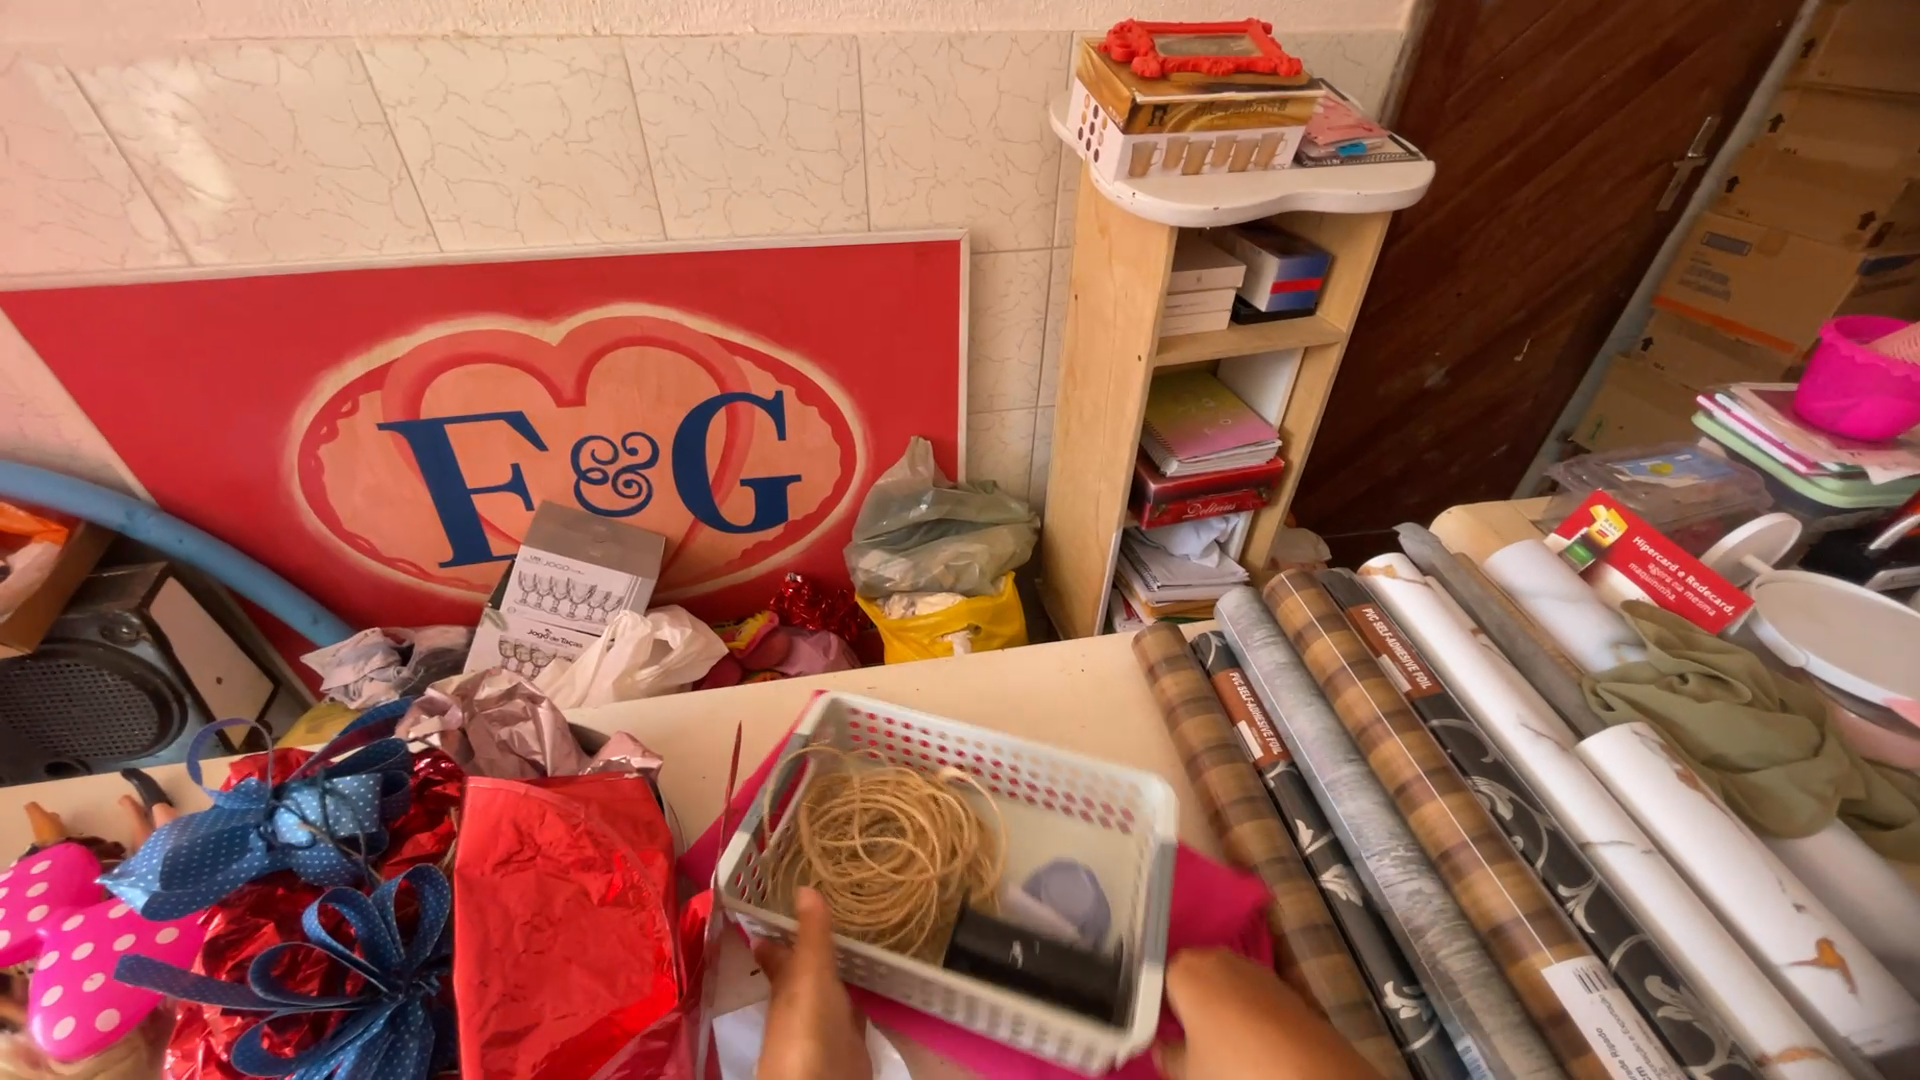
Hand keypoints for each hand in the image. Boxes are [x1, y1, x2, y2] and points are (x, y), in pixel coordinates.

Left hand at [753, 887, 872, 1079]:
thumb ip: (811, 933)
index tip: (777, 906)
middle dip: (810, 947)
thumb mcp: (809, 970)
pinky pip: (853, 1008)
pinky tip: (871, 980)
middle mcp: (800, 999)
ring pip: (828, 987)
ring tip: (854, 936)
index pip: (775, 950)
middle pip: (803, 968)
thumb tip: (803, 885)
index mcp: (784, 981)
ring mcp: (825, 1020)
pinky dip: (858, 995)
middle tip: (827, 912)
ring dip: (836, 969)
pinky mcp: (850, 1037)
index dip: (774, 932)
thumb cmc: (808, 1022)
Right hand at [1155, 949, 1380, 1079]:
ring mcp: (1255, 970)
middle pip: (1190, 977)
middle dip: (1186, 1005)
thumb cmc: (1238, 1073)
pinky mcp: (1284, 989)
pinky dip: (1246, 1016)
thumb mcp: (1190, 1075)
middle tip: (1186, 1043)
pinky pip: (1251, 997)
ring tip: (1221, 1050)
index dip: (1155, 1008)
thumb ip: (1168, 1057)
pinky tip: (1252, 1049)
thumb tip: (1162, 1046)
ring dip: (1218, 1010)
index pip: (1156, 980)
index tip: (1157, 1034)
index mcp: (1186, 969)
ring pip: (1222, 986)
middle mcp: (1218, 958)